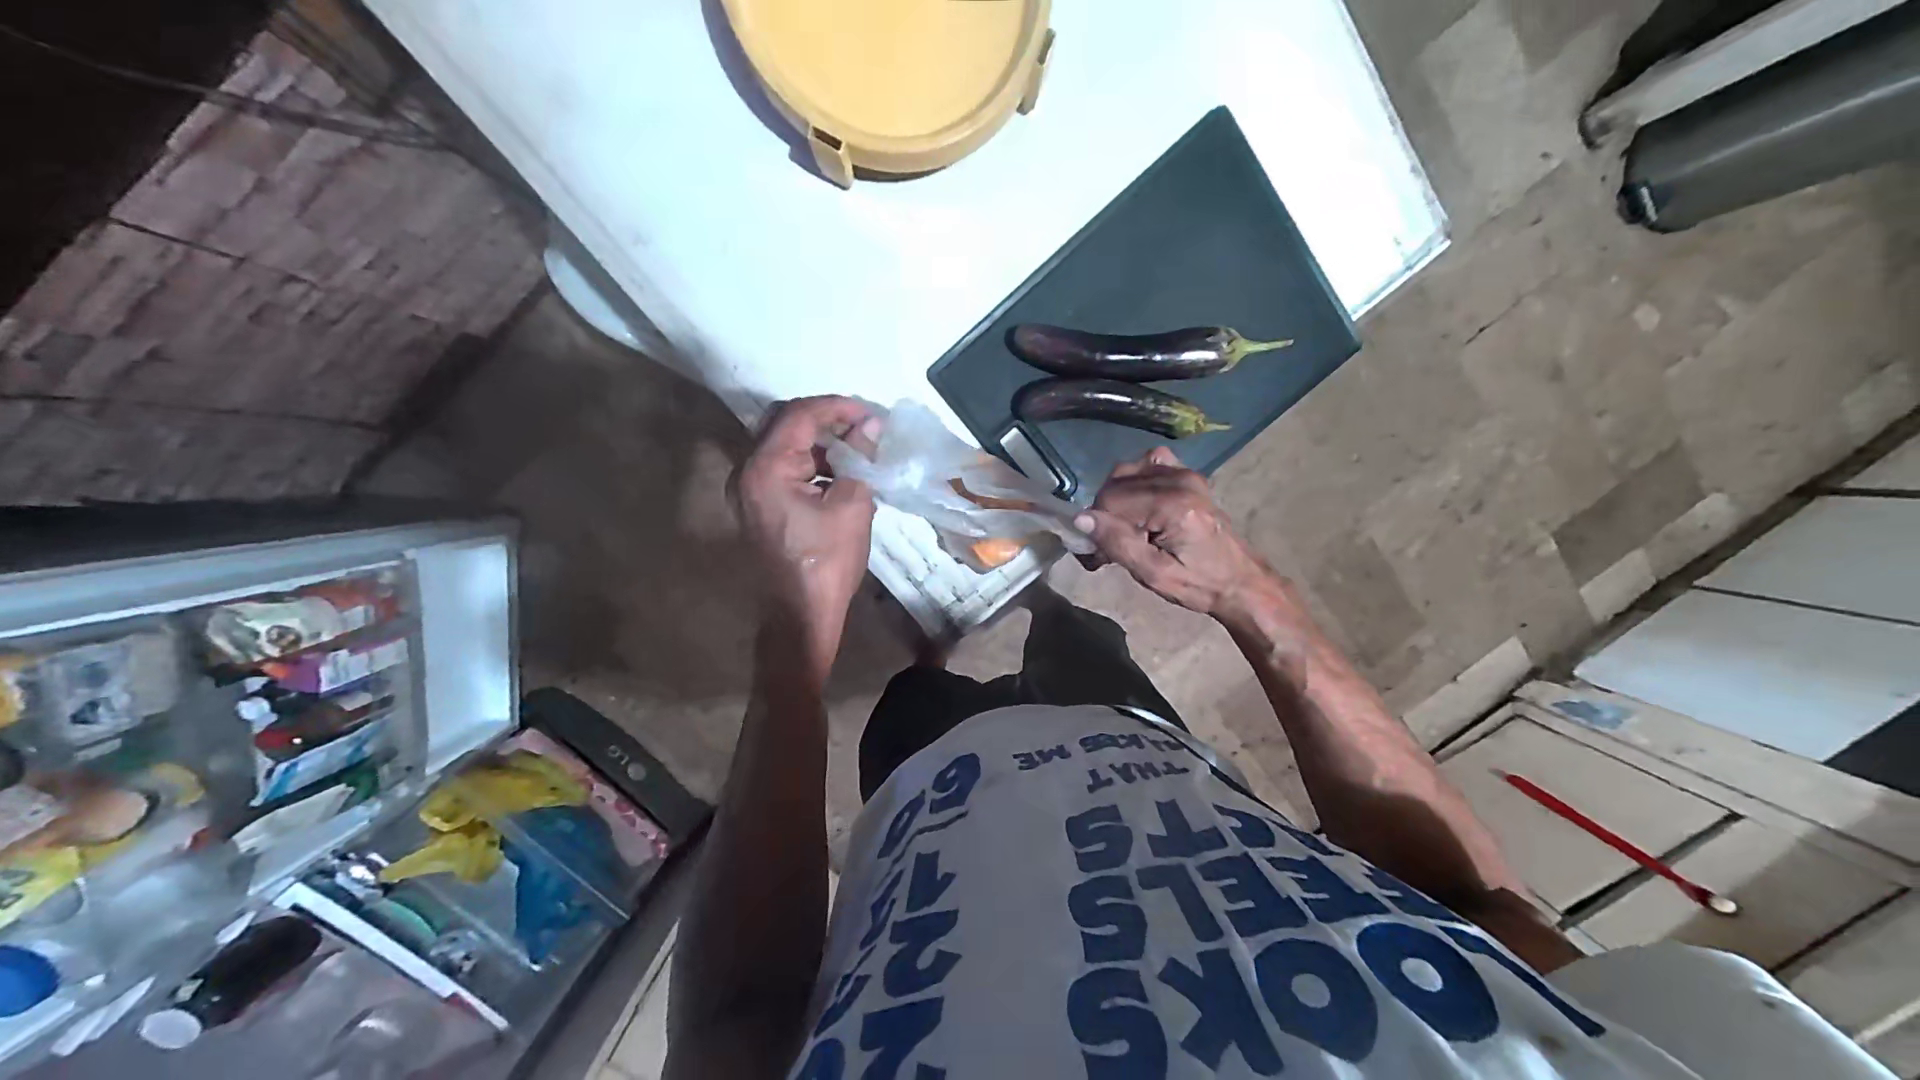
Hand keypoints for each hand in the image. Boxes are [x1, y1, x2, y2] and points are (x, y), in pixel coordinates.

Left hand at [731, 397, 878, 668]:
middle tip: (863, 425)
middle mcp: (746, 471)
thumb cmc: (827, 561)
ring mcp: (748, 490)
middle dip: (826, 419)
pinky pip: (782, 468)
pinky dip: (810, 463)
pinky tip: (839, 471)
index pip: (800, 415)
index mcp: (765, 468)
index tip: (871, 414)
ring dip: (819, 442)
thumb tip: (869, 428)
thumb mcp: (852, 504)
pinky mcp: (757, 506)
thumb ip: (859, 459)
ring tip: (857, 447)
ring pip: (783, 445)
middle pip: (784, 424)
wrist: (800, 615)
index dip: (838, 407)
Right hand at [1076, 448, 1292, 627]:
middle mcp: (1178, 480)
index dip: (1097, 525)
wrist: (1240, 582)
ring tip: (1125, 528)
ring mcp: (1185, 473)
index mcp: (1172, 505)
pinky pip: (1149, 463)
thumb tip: (1081, 519)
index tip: (1100, 554)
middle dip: (1105, 513)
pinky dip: (1136, 480)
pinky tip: (1140, 504)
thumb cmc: (1198, 584)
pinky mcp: (1188, 475)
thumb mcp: (1153, 574)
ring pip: (1128, 471)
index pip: (1111, 500)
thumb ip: (1117, 543)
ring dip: (1117, 498)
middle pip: (1116, 483)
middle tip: (1109, 546)